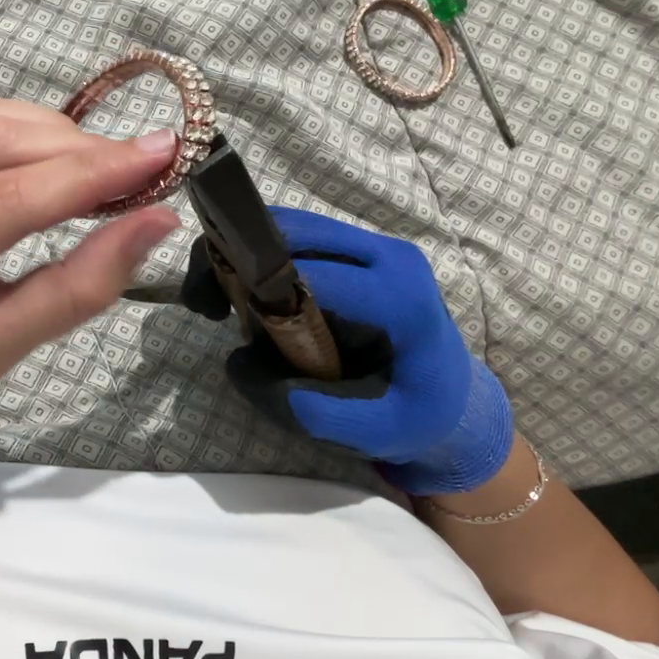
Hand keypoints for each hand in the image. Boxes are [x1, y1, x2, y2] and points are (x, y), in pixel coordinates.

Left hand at [0, 95, 181, 453]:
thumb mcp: (2, 352)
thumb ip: (79, 287)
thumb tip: (156, 220)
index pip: (1, 199)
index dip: (87, 173)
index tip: (161, 155)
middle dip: (74, 146)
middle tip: (142, 164)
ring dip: (47, 131)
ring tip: (103, 164)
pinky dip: (13, 128)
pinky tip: (51, 152)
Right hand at [188, 206, 512, 494]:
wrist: (455, 399)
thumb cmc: (418, 416)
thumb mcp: (376, 433)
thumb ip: (311, 410)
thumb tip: (239, 365)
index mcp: (399, 297)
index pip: (310, 270)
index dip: (253, 281)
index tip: (214, 312)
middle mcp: (387, 256)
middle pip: (292, 229)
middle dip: (236, 255)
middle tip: (203, 300)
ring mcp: (372, 246)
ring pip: (287, 225)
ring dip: (241, 253)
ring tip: (215, 298)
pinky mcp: (354, 247)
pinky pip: (293, 236)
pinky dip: (255, 256)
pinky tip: (241, 293)